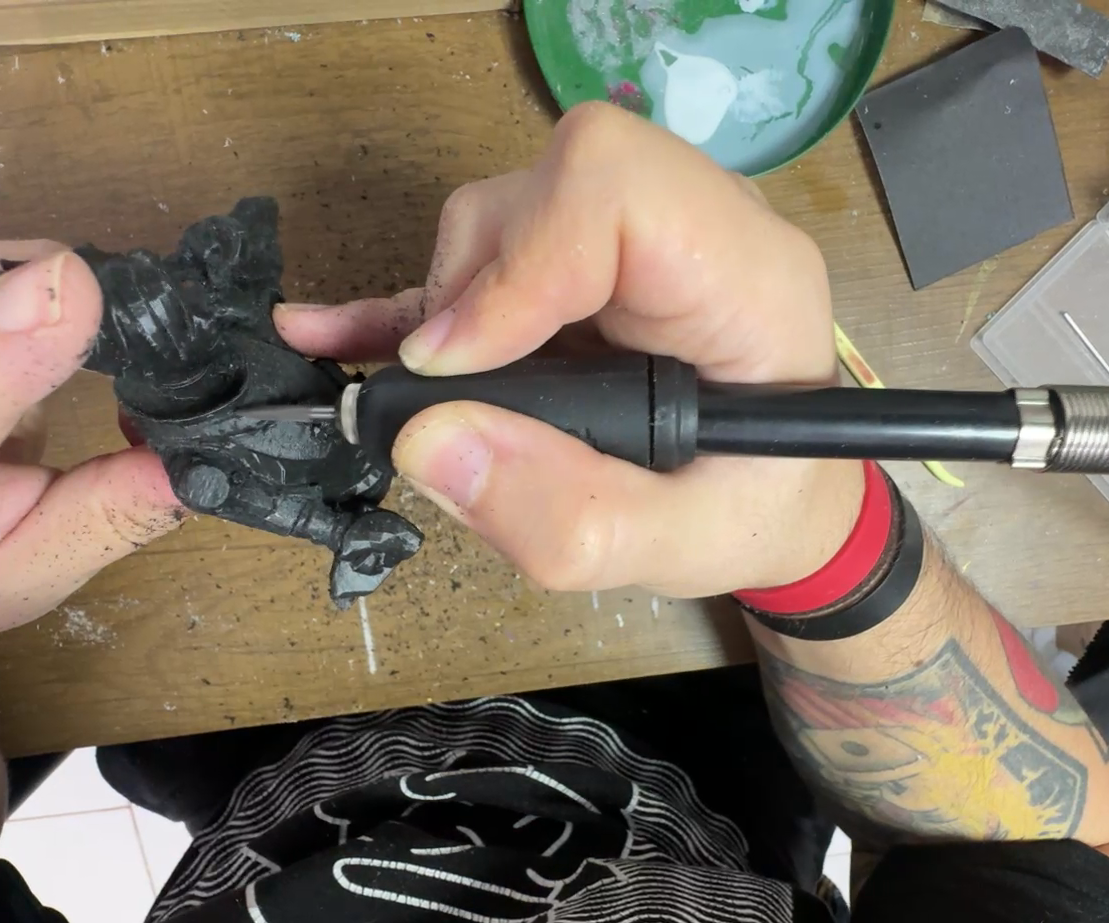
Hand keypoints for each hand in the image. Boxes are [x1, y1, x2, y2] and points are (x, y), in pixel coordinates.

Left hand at [0, 244, 184, 677]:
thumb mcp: (36, 575)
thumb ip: (111, 514)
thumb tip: (199, 457)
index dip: (5, 338)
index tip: (80, 285)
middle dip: (68, 307)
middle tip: (146, 352)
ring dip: (44, 301)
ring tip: (79, 362)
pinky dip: (16, 296)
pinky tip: (28, 347)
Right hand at [276, 104, 863, 597]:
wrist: (771, 499)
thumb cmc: (752, 516)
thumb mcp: (681, 547)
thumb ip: (574, 519)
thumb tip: (429, 442)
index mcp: (745, 280)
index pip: (616, 189)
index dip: (518, 264)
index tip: (454, 366)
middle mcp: (686, 234)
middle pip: (542, 193)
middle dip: (468, 295)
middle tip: (445, 397)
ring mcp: (622, 250)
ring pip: (496, 222)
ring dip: (443, 314)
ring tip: (440, 403)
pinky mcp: (572, 280)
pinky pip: (479, 269)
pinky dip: (407, 308)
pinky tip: (337, 336)